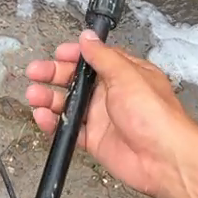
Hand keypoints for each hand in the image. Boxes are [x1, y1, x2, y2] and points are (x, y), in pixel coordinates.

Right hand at [24, 31, 197, 197]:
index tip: (58, 54)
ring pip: (68, 104)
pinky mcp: (94, 139)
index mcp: (123, 74)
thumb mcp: (127, 76)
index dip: (74, 55)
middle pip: (76, 80)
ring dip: (49, 98)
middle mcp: (111, 94)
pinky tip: (43, 117)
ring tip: (34, 96)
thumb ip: (103, 56)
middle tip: (36, 72)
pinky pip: (68, 129)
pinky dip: (53, 124)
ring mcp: (102, 117)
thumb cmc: (156, 117)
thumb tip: (88, 38)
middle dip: (54, 74)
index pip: (93, 59)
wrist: (163, 159)